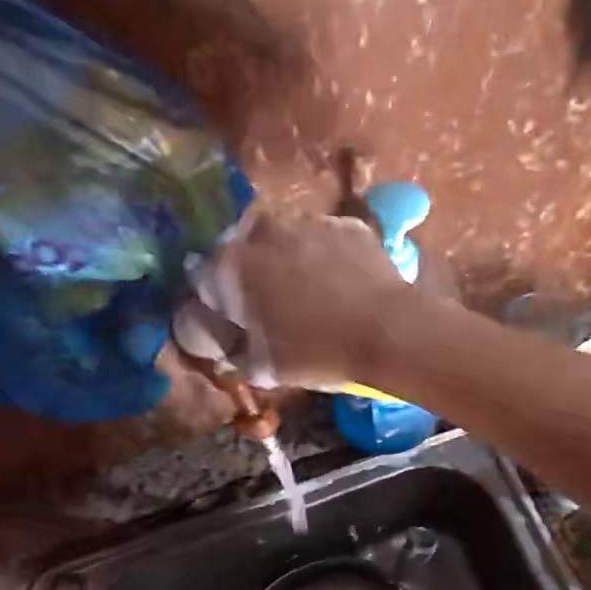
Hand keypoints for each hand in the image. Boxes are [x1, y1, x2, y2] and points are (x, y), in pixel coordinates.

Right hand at [218, 210, 415, 389]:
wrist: (388, 332)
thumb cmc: (318, 353)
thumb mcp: (265, 368)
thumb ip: (235, 354)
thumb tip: (226, 349)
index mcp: (232, 267)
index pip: (202, 278)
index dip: (215, 302)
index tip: (232, 320)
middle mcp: (263, 232)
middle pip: (241, 249)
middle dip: (247, 273)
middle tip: (267, 304)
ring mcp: (308, 221)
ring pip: (283, 237)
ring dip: (284, 258)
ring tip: (307, 292)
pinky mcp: (346, 224)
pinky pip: (322, 238)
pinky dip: (323, 256)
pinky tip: (339, 283)